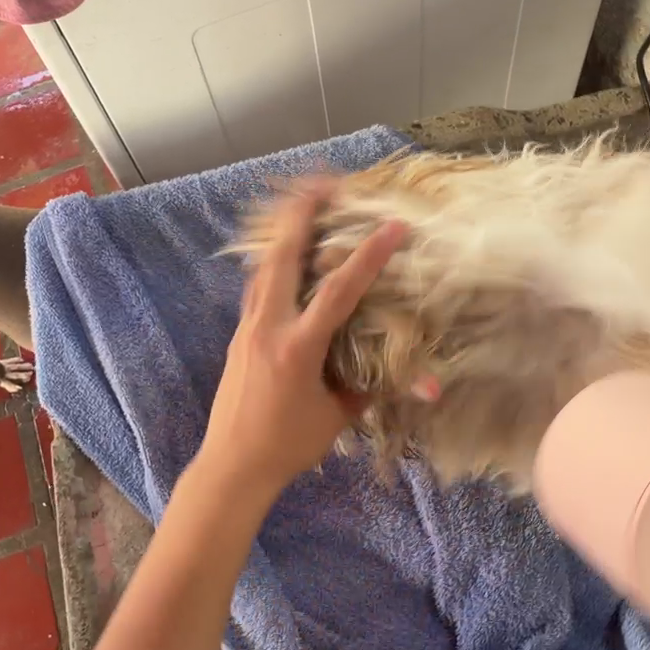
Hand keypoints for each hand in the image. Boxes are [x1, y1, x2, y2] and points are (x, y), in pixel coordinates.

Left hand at [199, 182, 404, 489]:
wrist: (231, 466)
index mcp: (296, 348)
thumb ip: (370, 389)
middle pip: (281, 257)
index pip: (336, 292)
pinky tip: (285, 257)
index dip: (366, 257)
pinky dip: (273, 262)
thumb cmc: (286, 446)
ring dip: (284, 233)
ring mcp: (247, 329)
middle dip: (301, 215)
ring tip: (301, 206)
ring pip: (263, 268)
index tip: (392, 227)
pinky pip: (258, 287)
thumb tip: (419, 383)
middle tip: (322, 183)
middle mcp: (266, 328)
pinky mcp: (239, 336)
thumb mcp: (336, 418)